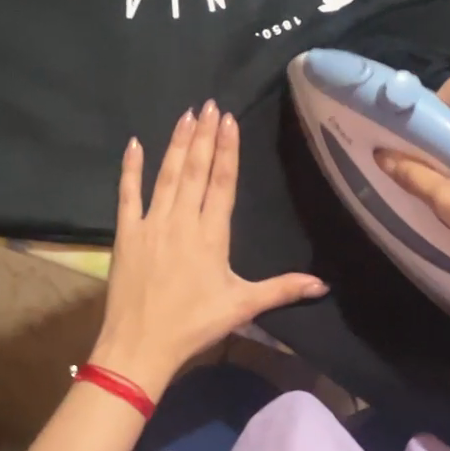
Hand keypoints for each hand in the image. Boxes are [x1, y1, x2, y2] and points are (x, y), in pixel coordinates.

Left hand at [90, 101, 327, 398]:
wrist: (140, 346)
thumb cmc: (194, 325)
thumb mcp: (242, 307)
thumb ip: (282, 289)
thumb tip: (323, 284)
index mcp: (212, 234)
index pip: (222, 182)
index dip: (227, 149)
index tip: (228, 120)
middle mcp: (183, 220)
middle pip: (196, 169)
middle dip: (205, 136)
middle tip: (210, 104)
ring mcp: (152, 223)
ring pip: (167, 175)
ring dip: (177, 143)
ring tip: (186, 115)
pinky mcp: (126, 232)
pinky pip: (127, 194)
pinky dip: (131, 169)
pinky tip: (134, 144)